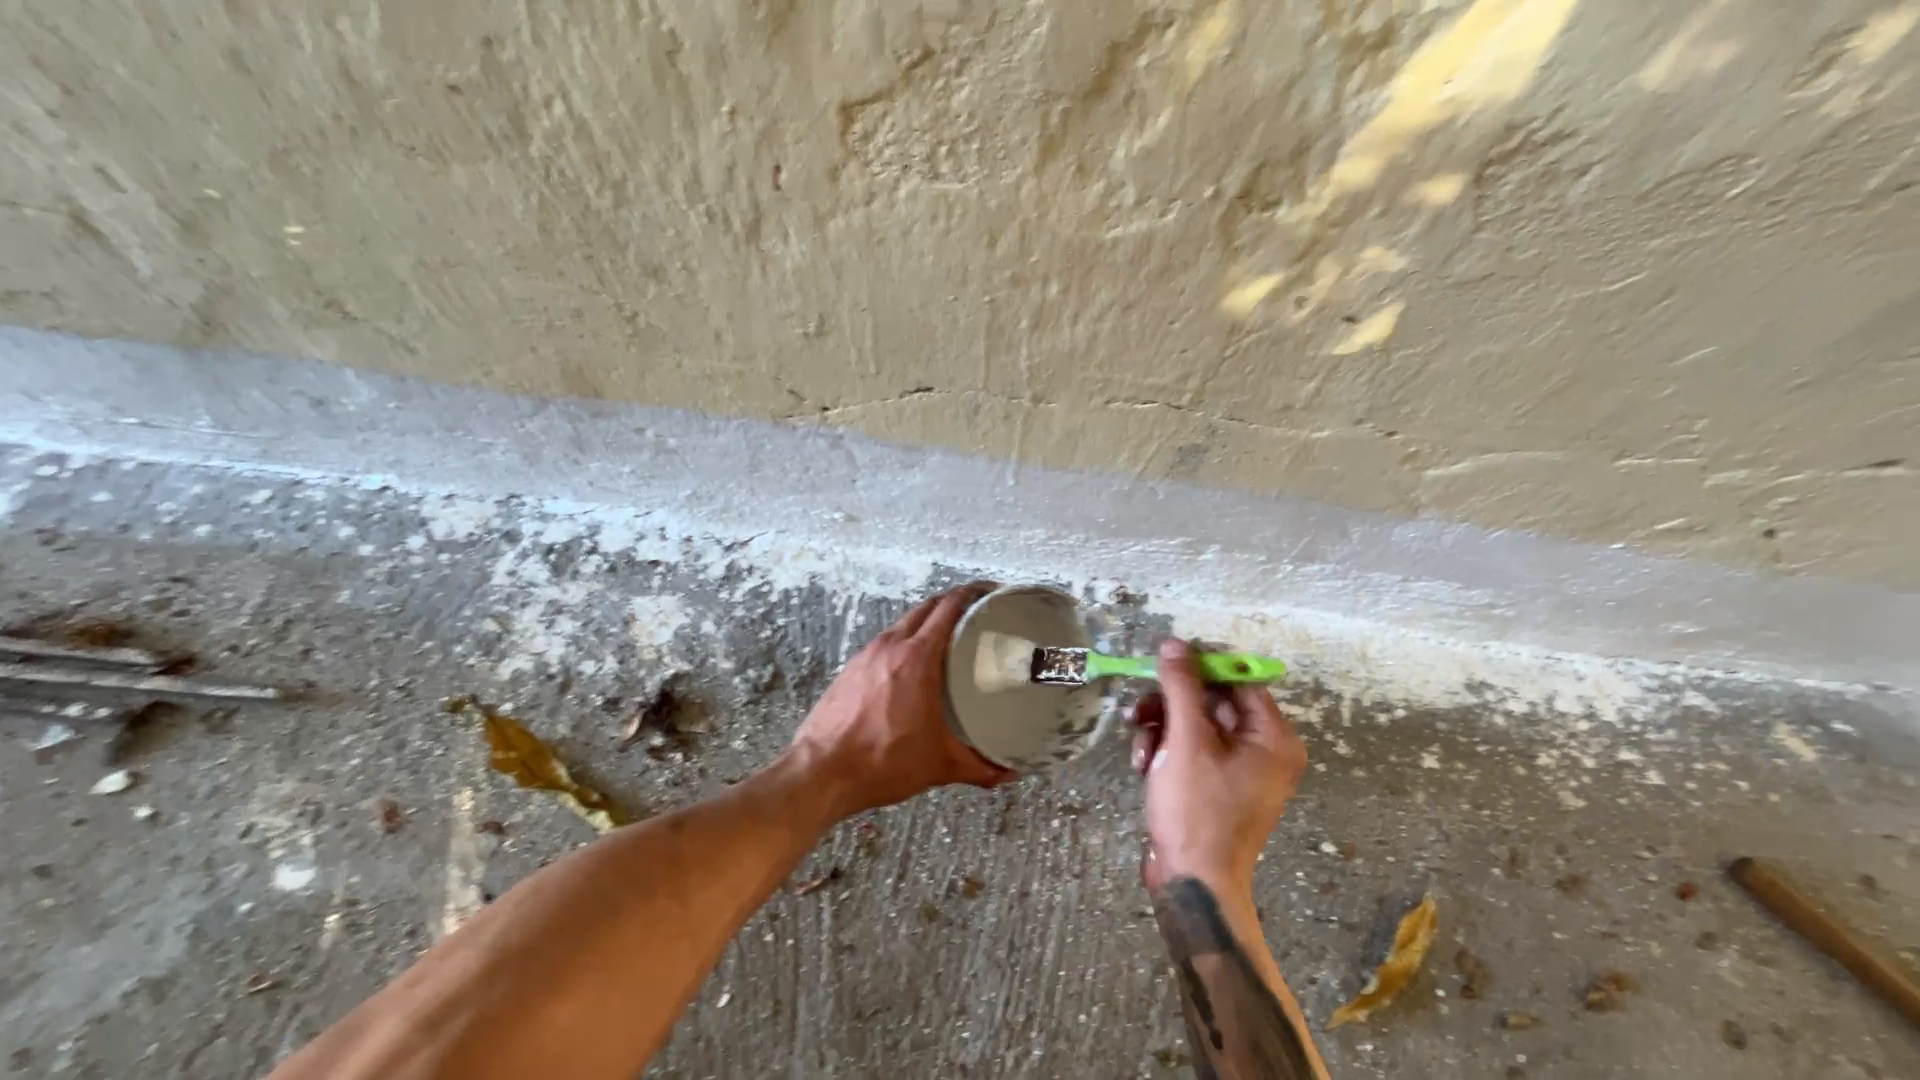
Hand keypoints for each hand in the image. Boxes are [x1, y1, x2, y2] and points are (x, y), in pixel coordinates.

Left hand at [789, 583, 1014, 819]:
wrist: (821, 772)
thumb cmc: (882, 762)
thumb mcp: (940, 765)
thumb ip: (981, 767)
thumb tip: (1011, 772)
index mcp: (917, 657)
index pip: (948, 607)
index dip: (973, 594)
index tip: (992, 594)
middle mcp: (890, 646)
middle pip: (927, 607)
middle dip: (953, 604)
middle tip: (978, 615)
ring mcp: (866, 655)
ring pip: (903, 623)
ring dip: (927, 622)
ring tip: (950, 639)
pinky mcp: (850, 669)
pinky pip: (885, 643)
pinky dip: (904, 642)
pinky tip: (913, 666)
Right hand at [1131, 639, 1306, 894]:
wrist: (1192, 883)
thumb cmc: (1197, 810)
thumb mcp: (1186, 741)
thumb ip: (1180, 687)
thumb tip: (1174, 644)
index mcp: (1274, 738)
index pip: (1238, 680)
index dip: (1200, 667)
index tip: (1161, 663)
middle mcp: (1264, 750)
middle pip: (1212, 702)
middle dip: (1170, 706)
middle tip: (1137, 711)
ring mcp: (1240, 771)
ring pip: (1194, 726)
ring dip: (1161, 729)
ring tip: (1138, 749)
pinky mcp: (1216, 787)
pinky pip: (1191, 752)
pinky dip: (1165, 753)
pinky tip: (1144, 767)